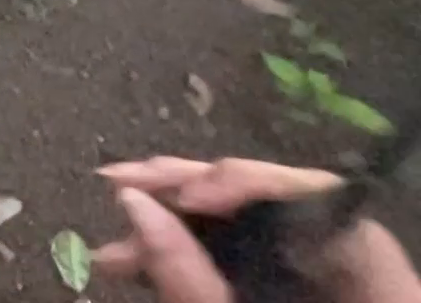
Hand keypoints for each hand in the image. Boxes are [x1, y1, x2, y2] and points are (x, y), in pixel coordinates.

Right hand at [94, 157, 420, 302]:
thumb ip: (188, 282)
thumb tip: (131, 199)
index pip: (329, 210)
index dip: (252, 184)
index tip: (181, 194)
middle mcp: (365, 290)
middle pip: (276, 208)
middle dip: (184, 191)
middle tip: (115, 185)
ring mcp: (329, 295)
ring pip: (246, 228)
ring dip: (168, 220)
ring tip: (109, 243)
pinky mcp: (294, 300)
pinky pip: (240, 256)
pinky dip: (183, 248)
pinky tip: (130, 257)